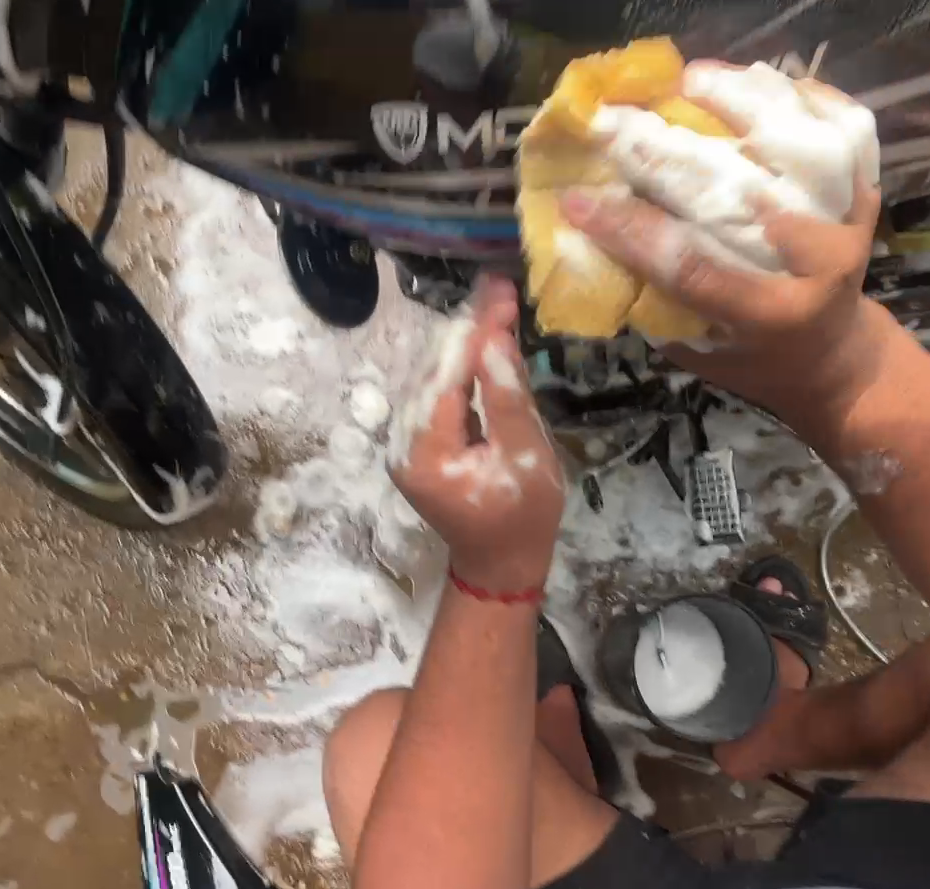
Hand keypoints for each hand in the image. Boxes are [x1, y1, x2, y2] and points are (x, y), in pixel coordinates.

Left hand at [390, 278, 564, 595]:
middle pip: (431, 370)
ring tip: (496, 304)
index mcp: (425, 452)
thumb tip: (495, 339)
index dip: (473, 329)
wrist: (498, 563)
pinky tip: (482, 342)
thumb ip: (508, 398)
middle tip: (501, 286)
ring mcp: (405, 444)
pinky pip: (435, 393)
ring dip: (463, 342)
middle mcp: (403, 444)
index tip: (499, 287)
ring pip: (429, 376)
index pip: (445, 376)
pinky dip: (459, 366)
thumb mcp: (526, 459)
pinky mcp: (416, 443)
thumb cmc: (522, 518)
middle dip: (467, 327)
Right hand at [560, 65, 890, 414]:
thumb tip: (600, 249)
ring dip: (736, 103)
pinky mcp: (867, 188)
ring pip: (795, 143)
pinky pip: (840, 122)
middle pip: (737, 194)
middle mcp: (819, 263)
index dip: (632, 232)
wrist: (838, 354)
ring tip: (684, 81)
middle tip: (613, 124)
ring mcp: (850, 219)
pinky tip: (750, 82)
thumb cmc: (755, 362)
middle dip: (665, 155)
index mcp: (772, 316)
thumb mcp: (700, 353)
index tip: (578, 201)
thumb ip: (660, 307)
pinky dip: (795, 96)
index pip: (692, 266)